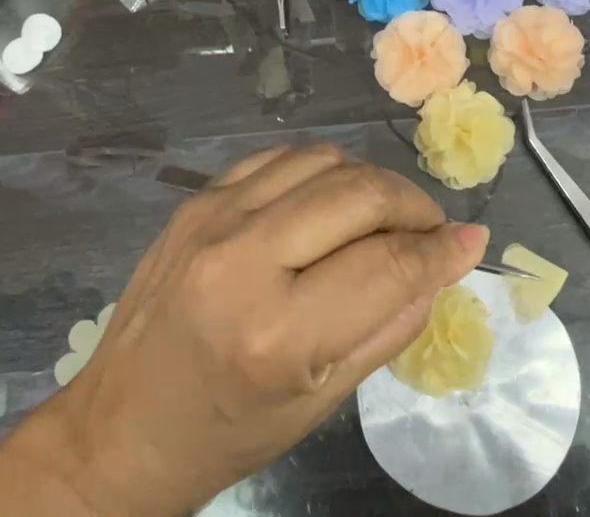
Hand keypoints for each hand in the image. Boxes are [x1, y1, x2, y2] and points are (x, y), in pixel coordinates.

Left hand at [0, 143, 487, 516]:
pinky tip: (329, 203)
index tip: (470, 243)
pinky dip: (321, 171)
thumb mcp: (324, 400)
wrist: (119, 426)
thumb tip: (456, 255)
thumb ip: (396, 320)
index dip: (441, 249)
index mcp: (277, 333)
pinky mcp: (197, 200)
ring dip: (370, 182)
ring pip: (325, 160)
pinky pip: (281, 157)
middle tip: (428, 232)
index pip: (388, 264)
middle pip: (361, 193)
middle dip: (413, 206)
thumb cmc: (228, 430)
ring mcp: (213, 218)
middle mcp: (243, 258)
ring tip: (382, 218)